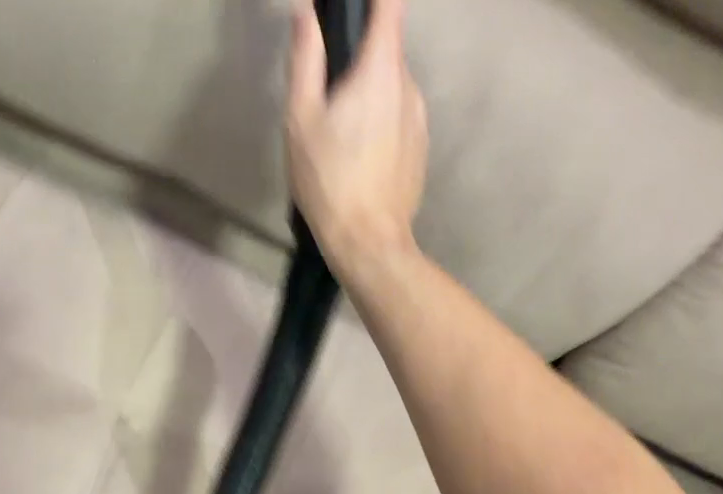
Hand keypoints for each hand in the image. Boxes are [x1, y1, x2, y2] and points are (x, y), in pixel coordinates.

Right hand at [285, 0, 427, 271]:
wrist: (368, 241)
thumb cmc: (328, 180)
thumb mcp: (301, 119)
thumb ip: (305, 60)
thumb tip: (306, 13)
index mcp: (380, 70)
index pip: (388, 6)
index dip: (370, 2)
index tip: (348, 11)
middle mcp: (409, 86)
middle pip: (385, 52)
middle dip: (356, 62)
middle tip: (323, 98)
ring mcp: (420, 119)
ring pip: (391, 89)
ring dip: (367, 98)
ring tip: (337, 138)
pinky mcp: (421, 147)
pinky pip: (398, 119)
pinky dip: (379, 125)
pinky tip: (356, 159)